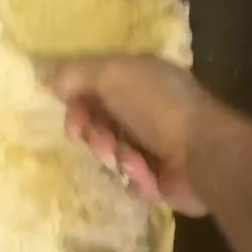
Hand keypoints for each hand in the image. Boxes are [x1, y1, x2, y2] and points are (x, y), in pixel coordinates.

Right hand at [44, 55, 222, 216]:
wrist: (203, 154)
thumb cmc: (157, 105)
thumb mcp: (111, 74)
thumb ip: (75, 73)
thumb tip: (47, 78)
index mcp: (137, 77)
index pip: (94, 84)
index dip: (77, 98)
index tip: (70, 111)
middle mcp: (144, 107)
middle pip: (97, 119)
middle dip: (92, 131)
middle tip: (98, 139)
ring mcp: (152, 143)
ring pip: (109, 150)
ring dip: (112, 153)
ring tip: (127, 157)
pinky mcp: (158, 177)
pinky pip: (128, 178)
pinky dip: (132, 176)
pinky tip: (145, 173)